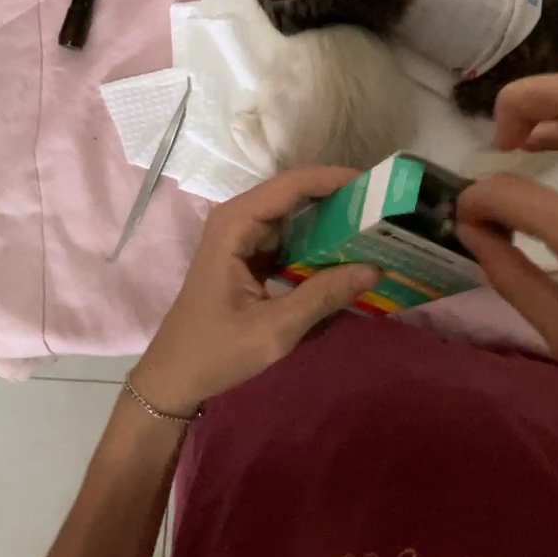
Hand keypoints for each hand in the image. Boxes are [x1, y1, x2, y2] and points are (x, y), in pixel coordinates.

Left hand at [130, 167, 380, 417]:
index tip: (375, 186)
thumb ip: (322, 296)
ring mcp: (244, 236)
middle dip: (339, 198)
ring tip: (376, 224)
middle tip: (383, 208)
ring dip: (332, 218)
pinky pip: (291, 236)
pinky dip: (319, 241)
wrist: (174, 377)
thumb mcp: (274, 329)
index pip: (291, 185)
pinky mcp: (251, 254)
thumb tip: (374, 268)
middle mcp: (238, 219)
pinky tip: (349, 251)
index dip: (333, 179)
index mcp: (235, 224)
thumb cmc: (215, 351)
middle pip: (296, 193)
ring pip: (296, 214)